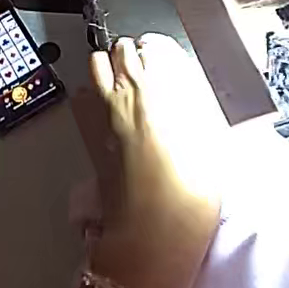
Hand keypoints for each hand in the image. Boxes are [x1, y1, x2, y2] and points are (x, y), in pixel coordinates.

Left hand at [74, 35, 224, 287]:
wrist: (150, 238)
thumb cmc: (187, 198)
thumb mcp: (208, 151)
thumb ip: (195, 117)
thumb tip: (188, 100)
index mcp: (151, 97)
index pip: (140, 51)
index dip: (149, 49)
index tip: (159, 54)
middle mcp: (119, 100)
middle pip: (113, 55)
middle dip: (125, 54)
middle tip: (141, 65)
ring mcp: (98, 118)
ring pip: (92, 71)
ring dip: (105, 69)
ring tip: (121, 80)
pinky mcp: (87, 139)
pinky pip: (81, 100)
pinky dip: (90, 94)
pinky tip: (104, 106)